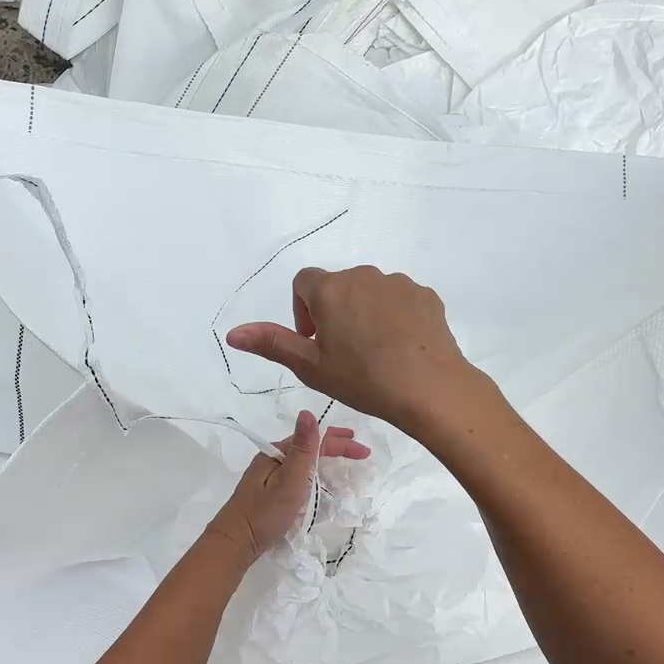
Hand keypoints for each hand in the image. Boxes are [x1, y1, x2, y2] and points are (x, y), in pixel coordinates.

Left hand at [205, 410, 369, 561]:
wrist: (235, 541)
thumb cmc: (265, 512)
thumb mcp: (290, 480)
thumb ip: (303, 449)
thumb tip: (308, 412)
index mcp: (278, 453)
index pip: (315, 439)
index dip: (341, 443)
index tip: (365, 453)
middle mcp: (272, 459)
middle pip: (308, 447)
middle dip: (335, 447)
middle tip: (359, 452)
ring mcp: (268, 476)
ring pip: (302, 461)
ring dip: (324, 460)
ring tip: (343, 467)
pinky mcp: (267, 492)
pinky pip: (296, 476)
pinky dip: (312, 475)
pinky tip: (318, 485)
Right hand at [225, 266, 487, 434]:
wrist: (430, 388)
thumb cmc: (362, 379)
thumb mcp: (310, 367)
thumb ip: (271, 343)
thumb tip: (233, 332)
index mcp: (330, 289)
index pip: (304, 282)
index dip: (302, 311)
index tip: (314, 342)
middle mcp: (363, 275)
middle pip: (338, 287)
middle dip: (334, 313)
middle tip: (343, 353)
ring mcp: (398, 283)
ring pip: (371, 293)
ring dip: (365, 314)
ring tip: (374, 353)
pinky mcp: (425, 295)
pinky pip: (400, 301)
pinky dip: (395, 318)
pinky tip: (401, 349)